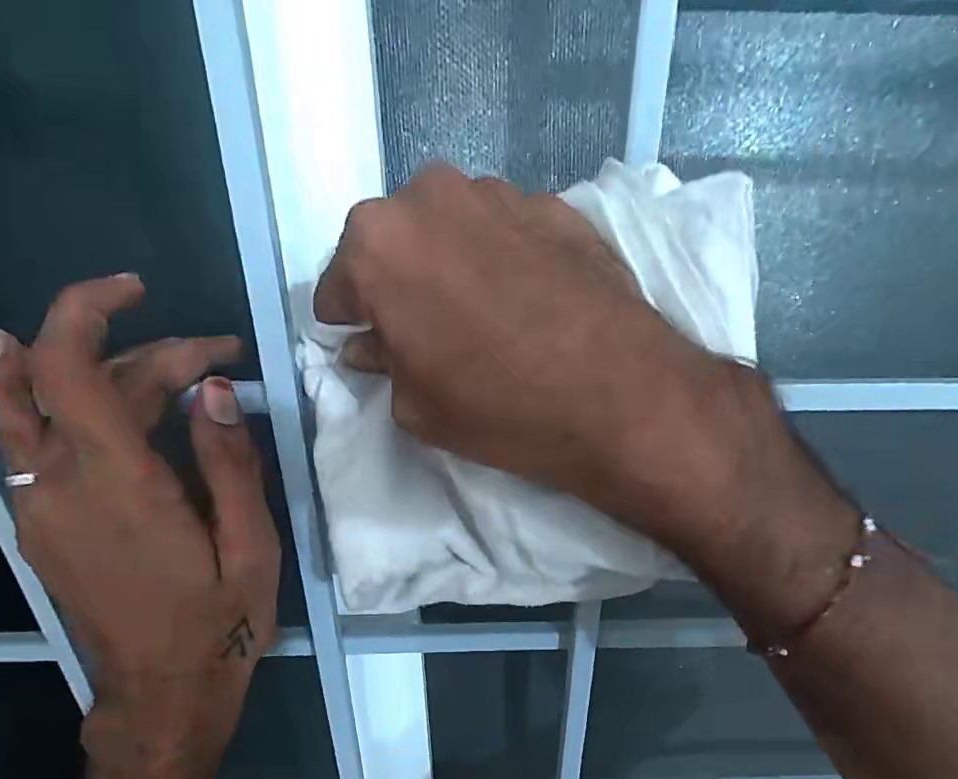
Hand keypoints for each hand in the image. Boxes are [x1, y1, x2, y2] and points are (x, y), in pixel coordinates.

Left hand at [0, 273, 280, 768]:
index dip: (91, 309)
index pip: (72, 368)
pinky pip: (29, 445)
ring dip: (70, 361)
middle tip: (216, 363)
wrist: (160, 695)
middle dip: (142, 354)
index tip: (141, 291)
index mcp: (120, 486)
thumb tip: (216, 390)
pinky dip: (43, 401)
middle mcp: (60, 486)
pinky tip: (61, 386)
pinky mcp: (39, 528)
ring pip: (28, 408)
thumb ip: (231, 465)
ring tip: (116, 336)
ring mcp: (39, 508)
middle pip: (71, 383)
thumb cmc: (220, 625)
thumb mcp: (250, 548)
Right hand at [312, 164, 773, 540]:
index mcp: (377, 243)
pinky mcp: (558, 205)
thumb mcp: (419, 407)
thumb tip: (372, 345)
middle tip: (432, 333)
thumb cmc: (499, 406)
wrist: (617, 392)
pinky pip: (510, 233)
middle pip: (397, 244)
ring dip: (456, 264)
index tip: (373, 345)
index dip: (353, 321)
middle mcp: (431, 196)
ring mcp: (501, 193)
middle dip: (403, 284)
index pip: (340, 285)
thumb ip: (384, 365)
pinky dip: (508, 260)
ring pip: (454, 230)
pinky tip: (533, 303)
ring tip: (490, 318)